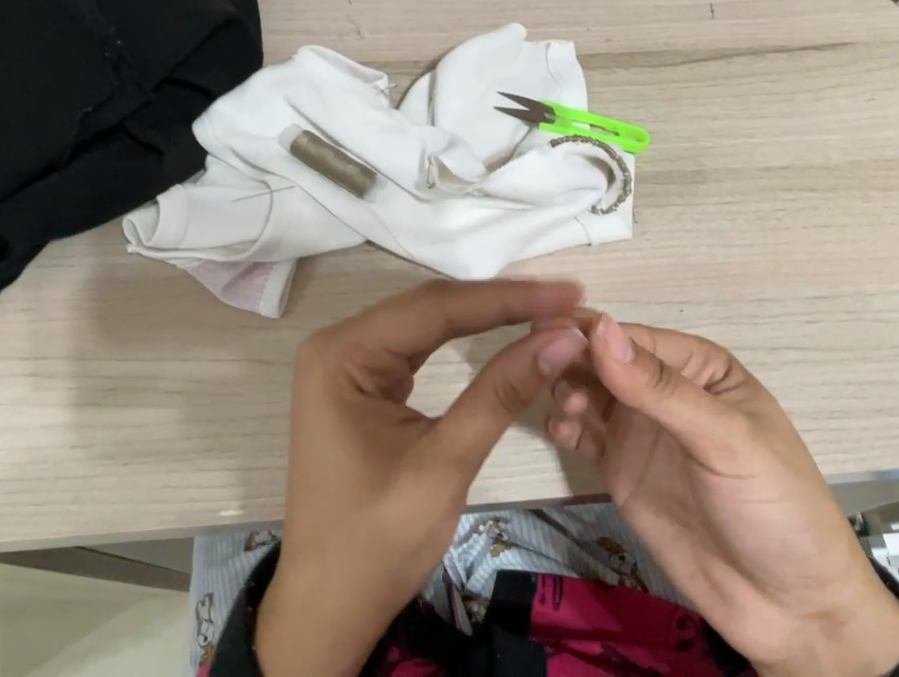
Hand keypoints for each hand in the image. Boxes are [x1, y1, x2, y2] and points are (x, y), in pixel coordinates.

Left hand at [255, 279, 588, 676]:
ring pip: (427, 323)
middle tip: (567, 300)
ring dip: (487, 316)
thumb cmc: (377, 543)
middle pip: (430, 308)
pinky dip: (464, 339)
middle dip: (500, 303)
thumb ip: (500, 394)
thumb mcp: (444, 465)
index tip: (569, 292)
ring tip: (547, 309)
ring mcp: (347, 362)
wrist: (328, 606)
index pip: (435, 308)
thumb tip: (563, 337)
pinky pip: (418, 346)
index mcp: (341, 355)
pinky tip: (503, 329)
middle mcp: (338, 345)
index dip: (507, 298)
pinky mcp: (362, 382)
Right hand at [545, 312, 898, 676]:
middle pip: (603, 360)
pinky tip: (558, 432)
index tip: (546, 332)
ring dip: (565, 389)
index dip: (591, 332)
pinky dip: (564, 427)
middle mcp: (663, 391)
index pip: (633, 337)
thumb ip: (660, 388)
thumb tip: (600, 328)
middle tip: (542, 370)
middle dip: (571, 359)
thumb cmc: (774, 508)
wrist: (788, 609)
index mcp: (699, 367)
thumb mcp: (725, 441)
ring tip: (563, 408)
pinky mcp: (620, 470)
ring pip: (587, 392)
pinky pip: (582, 435)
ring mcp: (639, 431)